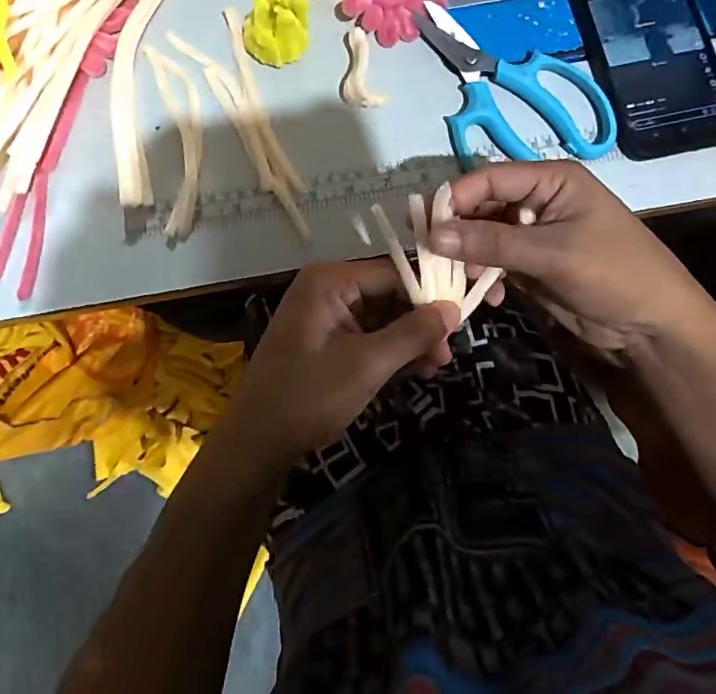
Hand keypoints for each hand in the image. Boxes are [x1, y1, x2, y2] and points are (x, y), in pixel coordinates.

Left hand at [222, 261, 459, 462]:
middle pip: (389, 293)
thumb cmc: (308, 396)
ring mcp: (324, 313)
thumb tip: (455, 308)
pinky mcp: (325, 337)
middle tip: (447, 352)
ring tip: (436, 365)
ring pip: (381, 316)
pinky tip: (415, 369)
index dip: (429, 294)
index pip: (393, 272)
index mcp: (330, 280)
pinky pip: (367, 333)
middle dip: (420, 322)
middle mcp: (326, 287)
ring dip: (409, 339)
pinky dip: (390, 349)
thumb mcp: (367, 364)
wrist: (256, 444)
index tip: (460, 321)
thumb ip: (413, 333)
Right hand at [428, 161, 715, 352]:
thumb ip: (491, 242)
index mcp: (551, 180)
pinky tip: (487, 297)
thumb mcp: (551, 254)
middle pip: (483, 205)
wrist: (655, 328)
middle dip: (460, 232)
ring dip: (470, 258)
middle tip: (437, 259)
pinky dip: (486, 276)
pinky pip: (496, 261)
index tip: (427, 227)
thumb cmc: (612, 274)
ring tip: (464, 282)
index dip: (456, 198)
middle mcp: (540, 199)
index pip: (490, 178)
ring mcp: (536, 233)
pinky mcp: (534, 264)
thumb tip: (433, 234)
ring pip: (485, 236)